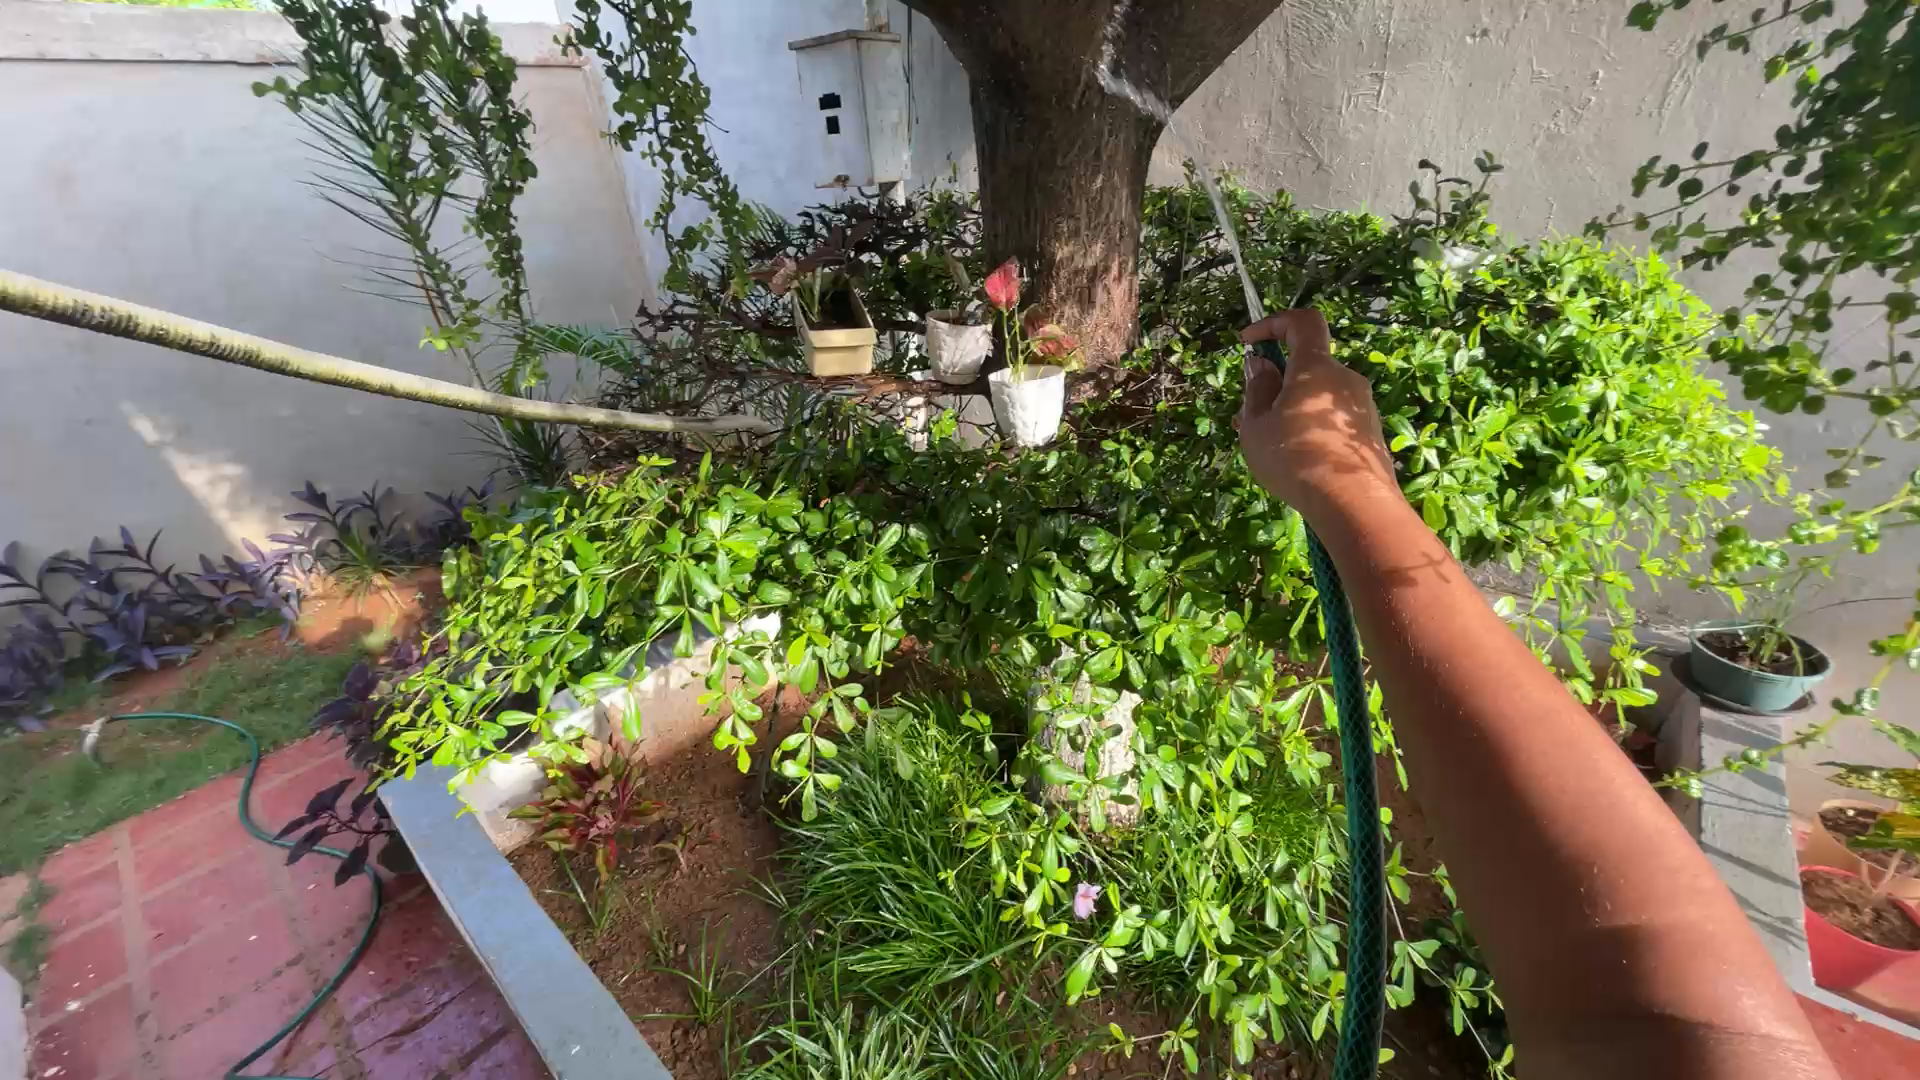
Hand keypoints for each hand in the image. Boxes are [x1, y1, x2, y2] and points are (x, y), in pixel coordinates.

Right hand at [1237, 310, 1398, 520]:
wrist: (1351, 503)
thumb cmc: (1293, 459)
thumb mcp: (1257, 426)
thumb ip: (1258, 390)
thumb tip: (1262, 366)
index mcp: (1315, 368)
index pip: (1302, 322)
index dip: (1273, 323)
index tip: (1248, 342)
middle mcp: (1344, 378)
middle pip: (1307, 365)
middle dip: (1278, 380)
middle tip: (1252, 413)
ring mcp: (1361, 406)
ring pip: (1318, 395)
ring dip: (1292, 407)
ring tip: (1270, 444)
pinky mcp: (1368, 432)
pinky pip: (1331, 417)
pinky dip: (1310, 425)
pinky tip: (1295, 459)